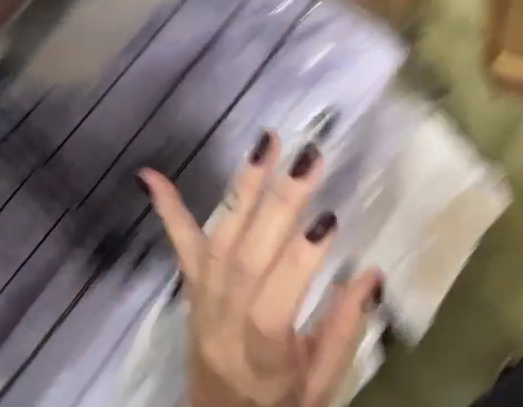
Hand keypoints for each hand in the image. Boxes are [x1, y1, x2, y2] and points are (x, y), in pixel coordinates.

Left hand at [138, 134, 383, 406]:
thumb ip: (343, 329)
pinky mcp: (190, 289)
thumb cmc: (282, 403)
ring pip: (219, 241)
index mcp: (262, 359)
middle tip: (309, 157)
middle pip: (247, 260)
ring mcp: (202, 302)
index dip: (300, 261)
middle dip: (279, 204)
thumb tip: (372, 274)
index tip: (330, 218)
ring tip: (268, 142)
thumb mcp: (321, 383)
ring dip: (243, 187)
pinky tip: (151, 176)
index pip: (273, 306)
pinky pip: (179, 247)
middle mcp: (224, 325)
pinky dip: (167, 208)